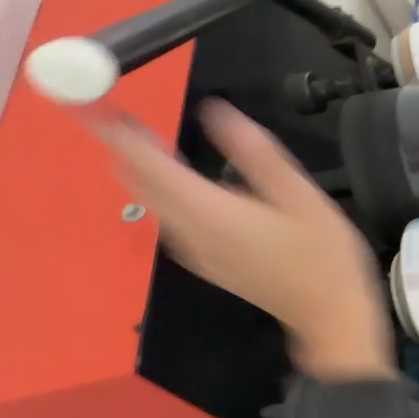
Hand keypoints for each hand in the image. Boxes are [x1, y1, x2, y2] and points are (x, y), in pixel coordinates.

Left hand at [89, 100, 395, 380]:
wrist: (329, 316)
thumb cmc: (323, 258)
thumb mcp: (303, 199)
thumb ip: (257, 156)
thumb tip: (218, 112)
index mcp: (208, 210)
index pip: (144, 161)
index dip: (113, 128)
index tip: (89, 100)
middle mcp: (188, 229)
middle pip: (137, 182)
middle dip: (125, 146)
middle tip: (123, 113)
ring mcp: (193, 249)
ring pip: (151, 200)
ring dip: (146, 169)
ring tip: (156, 141)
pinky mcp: (206, 260)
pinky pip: (171, 218)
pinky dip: (167, 192)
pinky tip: (193, 184)